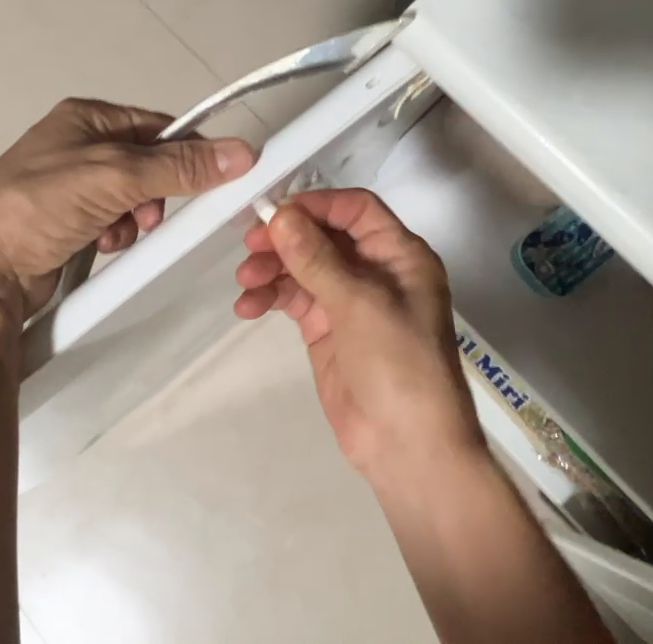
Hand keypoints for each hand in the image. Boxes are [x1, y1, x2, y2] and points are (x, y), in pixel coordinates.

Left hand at [0, 98, 254, 316]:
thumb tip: (243, 152)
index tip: (214, 180)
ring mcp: (70, 187)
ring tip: (122, 233)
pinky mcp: (67, 225)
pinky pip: (115, 223)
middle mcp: (78, 145)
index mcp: (85, 117)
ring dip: (138, 218)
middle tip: (152, 216)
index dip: (188, 152)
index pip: (158, 127)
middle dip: (157, 192)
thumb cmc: (40, 206)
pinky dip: (118, 235)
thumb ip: (178, 167)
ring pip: (135, 198)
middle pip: (148, 164)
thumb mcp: (113, 177)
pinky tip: (105, 246)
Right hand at [234, 189, 484, 482]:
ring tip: (245, 284)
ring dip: (273, 269)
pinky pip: (294, 300)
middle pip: (324, 236)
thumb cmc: (399, 363)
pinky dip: (271, 298)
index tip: (275, 212)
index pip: (356, 210)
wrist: (408, 447)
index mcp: (400, 255)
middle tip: (249, 247)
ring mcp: (349, 302)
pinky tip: (248, 307)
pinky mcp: (327, 330)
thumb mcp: (359, 304)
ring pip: (304, 267)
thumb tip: (280, 216)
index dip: (317, 205)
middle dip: (286, 239)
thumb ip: (316, 258)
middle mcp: (375, 271)